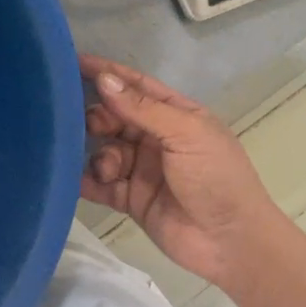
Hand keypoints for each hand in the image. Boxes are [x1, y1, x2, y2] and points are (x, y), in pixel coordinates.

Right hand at [80, 55, 283, 291]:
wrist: (232, 243)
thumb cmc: (217, 177)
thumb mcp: (185, 133)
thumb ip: (142, 107)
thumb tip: (104, 79)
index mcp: (176, 115)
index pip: (136, 86)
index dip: (107, 73)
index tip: (73, 62)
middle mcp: (156, 138)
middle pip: (115, 117)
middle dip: (97, 117)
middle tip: (88, 126)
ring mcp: (142, 169)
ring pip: (106, 150)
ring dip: (98, 154)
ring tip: (106, 167)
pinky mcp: (130, 199)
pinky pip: (100, 185)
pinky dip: (86, 181)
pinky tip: (73, 180)